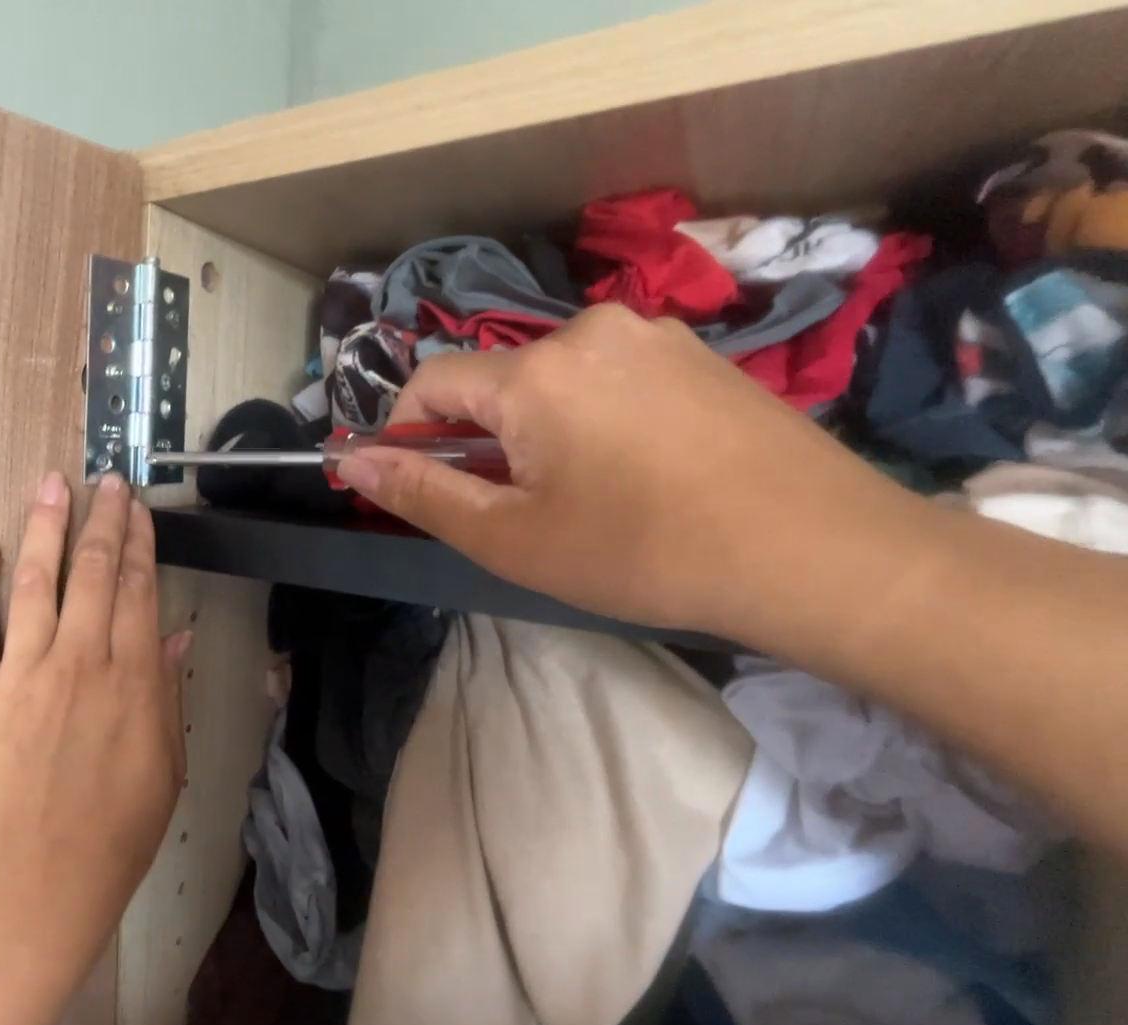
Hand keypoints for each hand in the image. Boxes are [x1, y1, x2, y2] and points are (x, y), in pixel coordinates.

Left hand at [0, 470, 191, 980]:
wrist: (46, 878)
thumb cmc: (119, 827)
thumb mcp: (167, 761)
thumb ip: (168, 691)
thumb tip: (174, 633)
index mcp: (131, 679)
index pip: (137, 589)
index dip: (138, 542)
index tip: (137, 509)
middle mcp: (78, 662)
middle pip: (92, 572)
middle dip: (101, 519)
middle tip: (104, 481)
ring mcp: (22, 676)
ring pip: (33, 584)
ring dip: (43, 529)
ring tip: (49, 485)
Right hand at [334, 304, 920, 632]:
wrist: (818, 553)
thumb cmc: (642, 552)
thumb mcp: (510, 537)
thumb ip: (419, 491)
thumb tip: (348, 459)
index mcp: (535, 372)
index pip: (431, 380)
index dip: (407, 432)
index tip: (426, 486)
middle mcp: (589, 330)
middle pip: (495, 379)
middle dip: (480, 436)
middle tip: (513, 506)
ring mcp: (654, 336)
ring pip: (553, 378)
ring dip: (537, 427)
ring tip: (580, 493)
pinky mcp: (702, 354)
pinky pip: (611, 377)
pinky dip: (592, 417)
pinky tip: (634, 471)